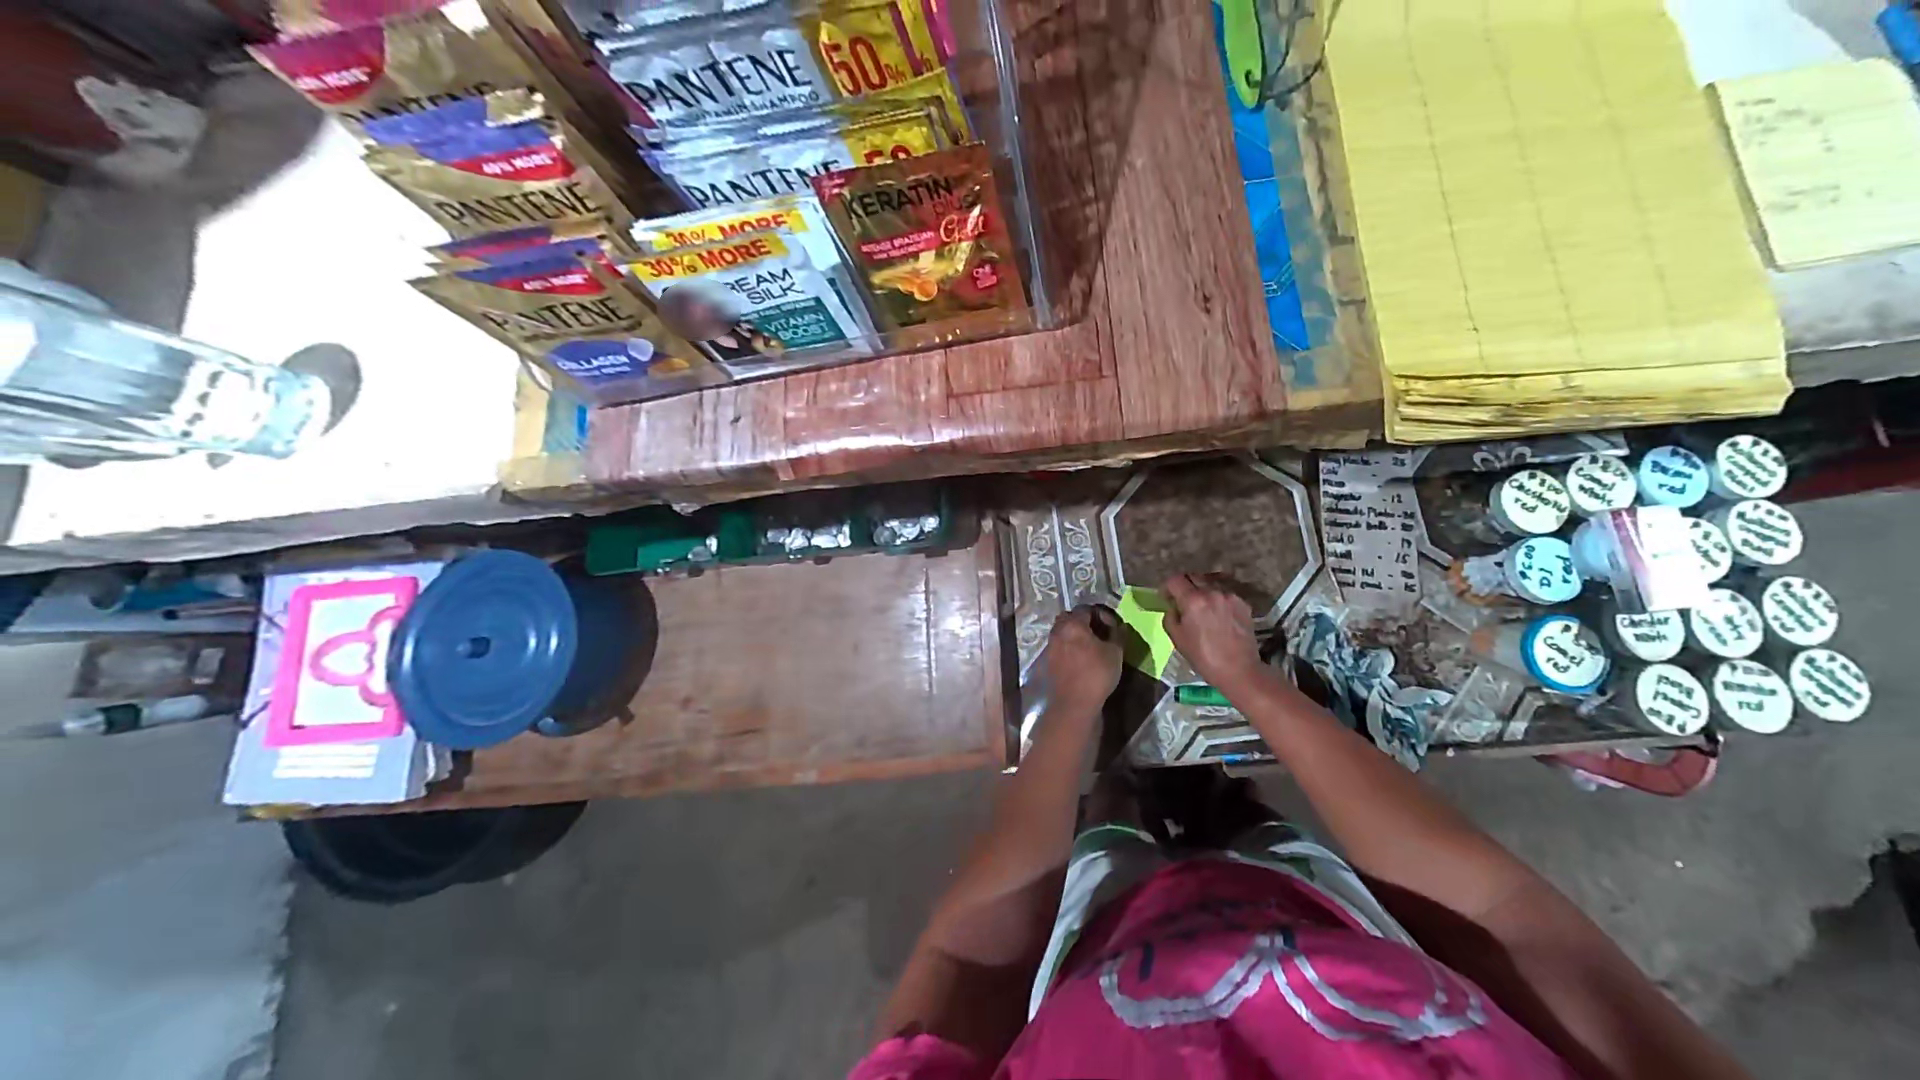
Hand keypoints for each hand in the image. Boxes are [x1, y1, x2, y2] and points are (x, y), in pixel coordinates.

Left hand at [1044, 606, 1122, 711]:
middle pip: (1070, 617)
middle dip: (1085, 621)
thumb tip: (1120, 626)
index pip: (1086, 609)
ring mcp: (1051, 646)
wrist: (1074, 703)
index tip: (1112, 627)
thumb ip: (1118, 635)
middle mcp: (1058, 631)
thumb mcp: (1115, 653)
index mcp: (1073, 624)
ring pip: (1063, 632)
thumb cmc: (1097, 674)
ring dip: (1076, 634)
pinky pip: (1060, 645)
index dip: (1101, 614)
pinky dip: (1069, 646)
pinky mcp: (1049, 660)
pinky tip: (1081, 658)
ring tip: (1091, 645)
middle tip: (1100, 632)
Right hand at [1162, 574, 1265, 690]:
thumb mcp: (1177, 639)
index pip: (1175, 580)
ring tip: (1201, 605)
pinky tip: (1218, 613)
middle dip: (1185, 585)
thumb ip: (1171, 617)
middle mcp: (1212, 592)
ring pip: (1211, 583)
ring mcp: (1230, 596)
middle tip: (1182, 600)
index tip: (1166, 597)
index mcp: (1193, 600)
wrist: (1239, 670)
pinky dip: (1217, 598)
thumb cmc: (1203, 657)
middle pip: (1194, 577)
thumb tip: (1174, 607)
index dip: (1167, 587)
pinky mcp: (1243, 603)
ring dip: (1202, 590)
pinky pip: (1225, 593)